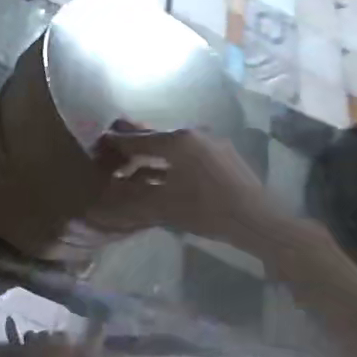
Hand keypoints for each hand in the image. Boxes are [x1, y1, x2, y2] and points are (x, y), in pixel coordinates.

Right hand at [93, 123, 274, 245]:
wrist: (257, 221)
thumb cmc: (206, 210)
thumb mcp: (163, 206)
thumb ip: (132, 197)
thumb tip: (106, 198)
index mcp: (177, 140)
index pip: (138, 139)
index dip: (116, 143)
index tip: (98, 143)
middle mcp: (194, 135)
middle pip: (155, 139)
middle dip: (133, 148)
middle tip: (112, 154)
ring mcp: (211, 145)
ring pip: (172, 148)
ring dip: (151, 159)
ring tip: (133, 172)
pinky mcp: (223, 158)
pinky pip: (188, 156)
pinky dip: (170, 164)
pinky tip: (162, 178)